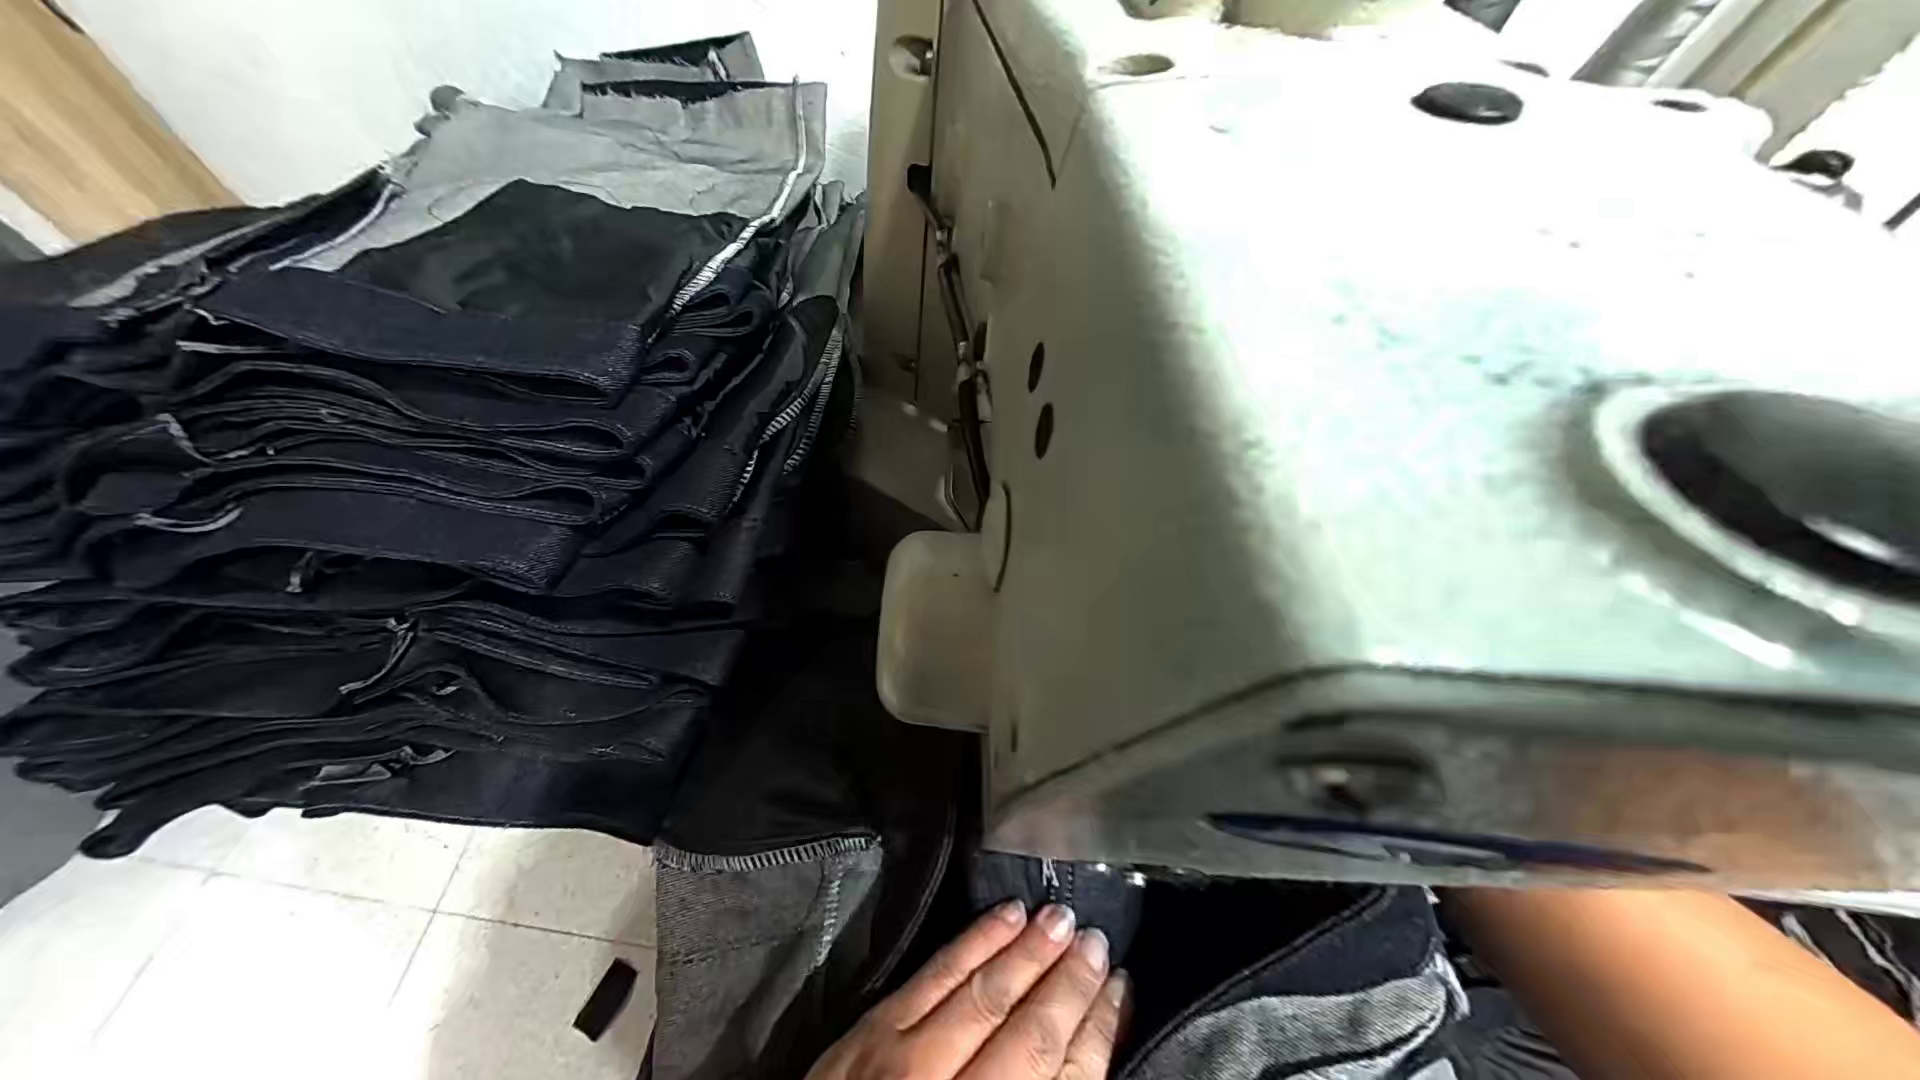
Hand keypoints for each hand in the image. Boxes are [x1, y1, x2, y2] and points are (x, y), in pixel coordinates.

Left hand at [806, 901, 1128, 1079]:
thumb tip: (1081, 1050)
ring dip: (1031, 953)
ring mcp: (911, 1060)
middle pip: (1032, 1034)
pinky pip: (938, 972)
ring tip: (1063, 919)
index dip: (1100, 1031)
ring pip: (987, 992)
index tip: (1122, 989)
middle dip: (1071, 985)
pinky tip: (1006, 916)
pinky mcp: (877, 1027)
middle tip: (1097, 941)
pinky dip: (977, 940)